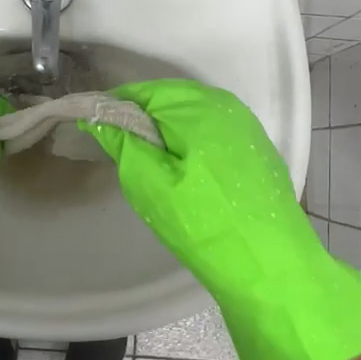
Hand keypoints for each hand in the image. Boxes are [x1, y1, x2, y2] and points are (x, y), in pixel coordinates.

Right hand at [82, 79, 360, 359]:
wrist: (269, 267)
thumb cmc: (203, 223)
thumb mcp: (149, 184)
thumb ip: (122, 142)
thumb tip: (99, 115)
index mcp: (199, 107)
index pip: (144, 92)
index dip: (114, 107)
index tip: (91, 127)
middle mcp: (227, 108)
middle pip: (170, 101)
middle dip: (140, 119)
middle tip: (116, 149)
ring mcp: (246, 130)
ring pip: (192, 118)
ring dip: (165, 133)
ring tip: (146, 163)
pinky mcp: (256, 154)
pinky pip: (212, 135)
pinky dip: (190, 145)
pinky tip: (183, 174)